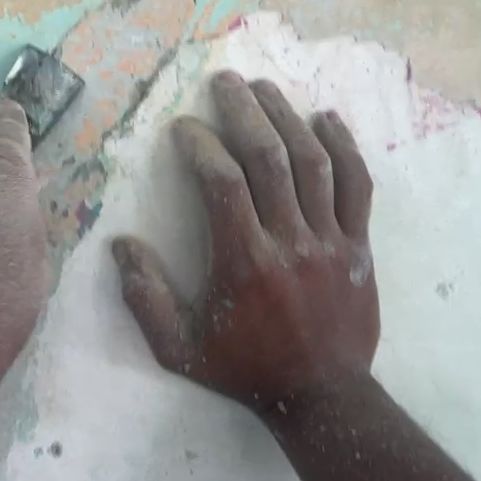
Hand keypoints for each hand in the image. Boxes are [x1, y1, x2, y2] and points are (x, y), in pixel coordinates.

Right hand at [111, 70, 378, 410]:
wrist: (322, 399)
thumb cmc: (243, 370)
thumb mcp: (177, 348)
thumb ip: (145, 298)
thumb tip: (121, 246)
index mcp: (242, 260)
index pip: (220, 181)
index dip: (199, 145)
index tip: (182, 128)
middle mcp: (288, 239)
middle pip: (268, 158)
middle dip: (243, 111)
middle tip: (224, 81)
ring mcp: (330, 240)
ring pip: (312, 162)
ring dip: (286, 117)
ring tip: (264, 87)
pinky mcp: (359, 246)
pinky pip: (357, 186)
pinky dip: (344, 147)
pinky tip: (326, 118)